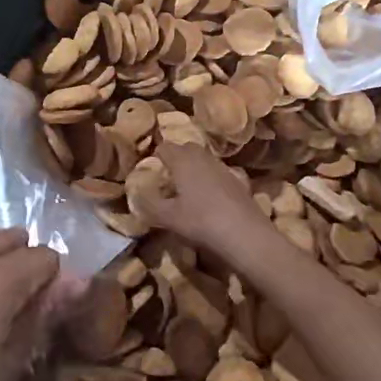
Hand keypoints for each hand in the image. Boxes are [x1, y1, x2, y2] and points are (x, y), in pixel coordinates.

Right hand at [148, 143, 278, 259]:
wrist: (244, 233)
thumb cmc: (200, 221)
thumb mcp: (168, 217)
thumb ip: (149, 204)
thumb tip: (137, 194)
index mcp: (183, 160)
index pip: (164, 147)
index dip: (156, 157)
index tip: (151, 171)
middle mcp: (203, 157)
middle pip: (186, 149)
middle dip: (176, 159)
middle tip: (168, 179)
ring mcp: (223, 167)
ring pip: (204, 159)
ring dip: (194, 168)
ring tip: (187, 189)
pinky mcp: (238, 180)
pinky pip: (218, 172)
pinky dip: (211, 179)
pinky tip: (210, 198)